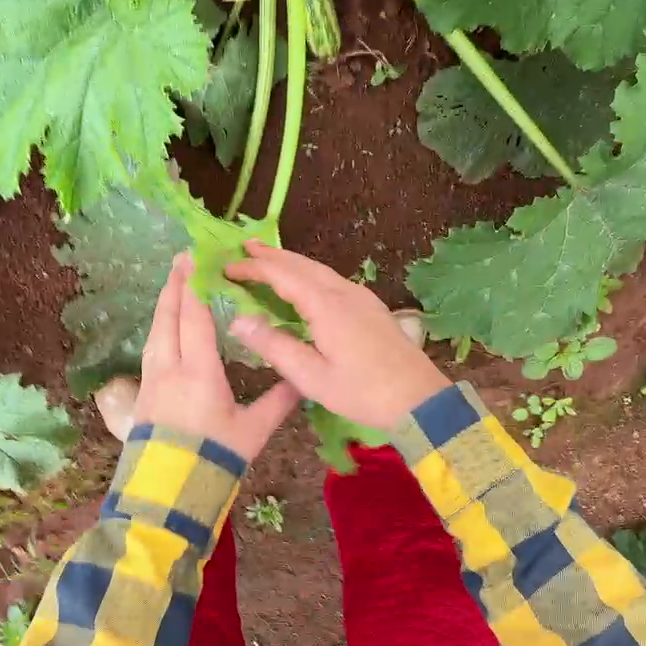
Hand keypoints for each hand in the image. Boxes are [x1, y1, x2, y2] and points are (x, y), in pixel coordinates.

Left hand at [136, 254, 300, 460]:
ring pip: (155, 333)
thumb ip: (278, 402)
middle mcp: (170, 369)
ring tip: (172, 286)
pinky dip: (159, 330)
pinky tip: (164, 330)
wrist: (169, 493)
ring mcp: (151, 382)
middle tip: (182, 260)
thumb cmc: (214, 460)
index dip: (195, 286)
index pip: (194, 317)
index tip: (198, 259)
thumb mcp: (253, 432)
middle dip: (175, 286)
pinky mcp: (143, 396)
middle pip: (168, 317)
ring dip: (163, 305)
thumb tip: (303, 381)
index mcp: (199, 373)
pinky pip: (151, 351)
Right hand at [225, 243, 451, 430]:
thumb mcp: (311, 376)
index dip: (253, 268)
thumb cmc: (361, 392)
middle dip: (272, 255)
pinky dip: (309, 274)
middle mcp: (344, 292)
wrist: (418, 399)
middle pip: (302, 264)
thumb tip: (239, 321)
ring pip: (319, 270)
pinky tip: (305, 284)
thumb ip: (273, 346)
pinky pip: (332, 280)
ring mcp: (361, 298)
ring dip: (291, 263)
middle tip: (244, 246)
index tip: (227, 267)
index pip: (282, 275)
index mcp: (326, 306)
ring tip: (268, 259)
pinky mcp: (371, 308)